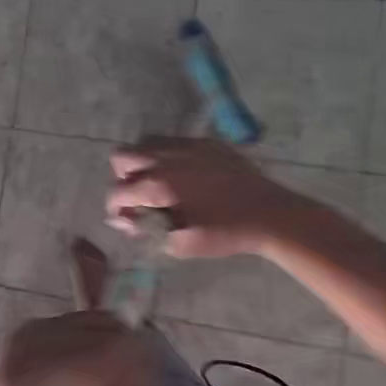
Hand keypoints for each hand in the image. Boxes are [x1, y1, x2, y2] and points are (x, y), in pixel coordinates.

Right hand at [105, 137, 319, 258]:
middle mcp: (167, 158)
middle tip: (138, 198)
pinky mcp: (206, 143)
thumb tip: (124, 221)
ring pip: (145, 143)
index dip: (114, 209)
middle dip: (122, 178)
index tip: (123, 220)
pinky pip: (173, 141)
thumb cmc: (226, 233)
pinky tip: (182, 175)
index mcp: (160, 185)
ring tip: (157, 184)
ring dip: (142, 163)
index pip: (118, 192)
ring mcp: (187, 146)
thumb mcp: (183, 244)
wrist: (271, 214)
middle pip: (122, 156)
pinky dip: (166, 156)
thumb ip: (147, 231)